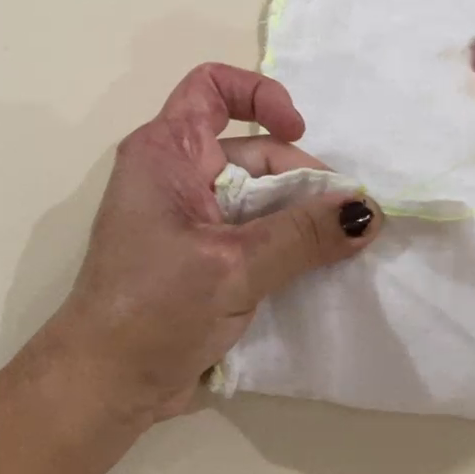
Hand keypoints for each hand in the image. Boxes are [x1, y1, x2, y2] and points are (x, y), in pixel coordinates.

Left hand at [38, 64, 381, 425]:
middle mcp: (175, 176)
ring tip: (344, 246)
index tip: (299, 133)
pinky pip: (253, 234)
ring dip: (299, 216)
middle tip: (343, 221)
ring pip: (257, 197)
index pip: (212, 88)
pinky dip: (286, 244)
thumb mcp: (234, 266)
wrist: (107, 385)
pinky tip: (322, 266)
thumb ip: (302, 235)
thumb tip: (367, 211)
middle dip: (298, 177)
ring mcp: (189, 220)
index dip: (260, 95)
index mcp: (165, 153)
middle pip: (251, 150)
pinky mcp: (202, 258)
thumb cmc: (154, 310)